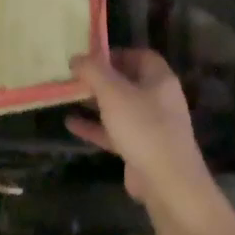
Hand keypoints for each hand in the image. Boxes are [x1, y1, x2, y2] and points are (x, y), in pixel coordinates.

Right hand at [66, 50, 211, 207]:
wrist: (166, 180)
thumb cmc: (143, 127)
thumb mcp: (114, 93)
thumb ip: (94, 72)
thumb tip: (77, 58)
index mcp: (160, 80)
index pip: (141, 56)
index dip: (117, 54)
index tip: (91, 57)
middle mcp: (159, 100)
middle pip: (129, 82)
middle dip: (102, 80)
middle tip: (75, 77)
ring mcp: (150, 126)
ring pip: (120, 108)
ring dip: (96, 104)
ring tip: (68, 97)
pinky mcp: (140, 149)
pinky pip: (115, 132)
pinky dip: (95, 127)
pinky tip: (70, 124)